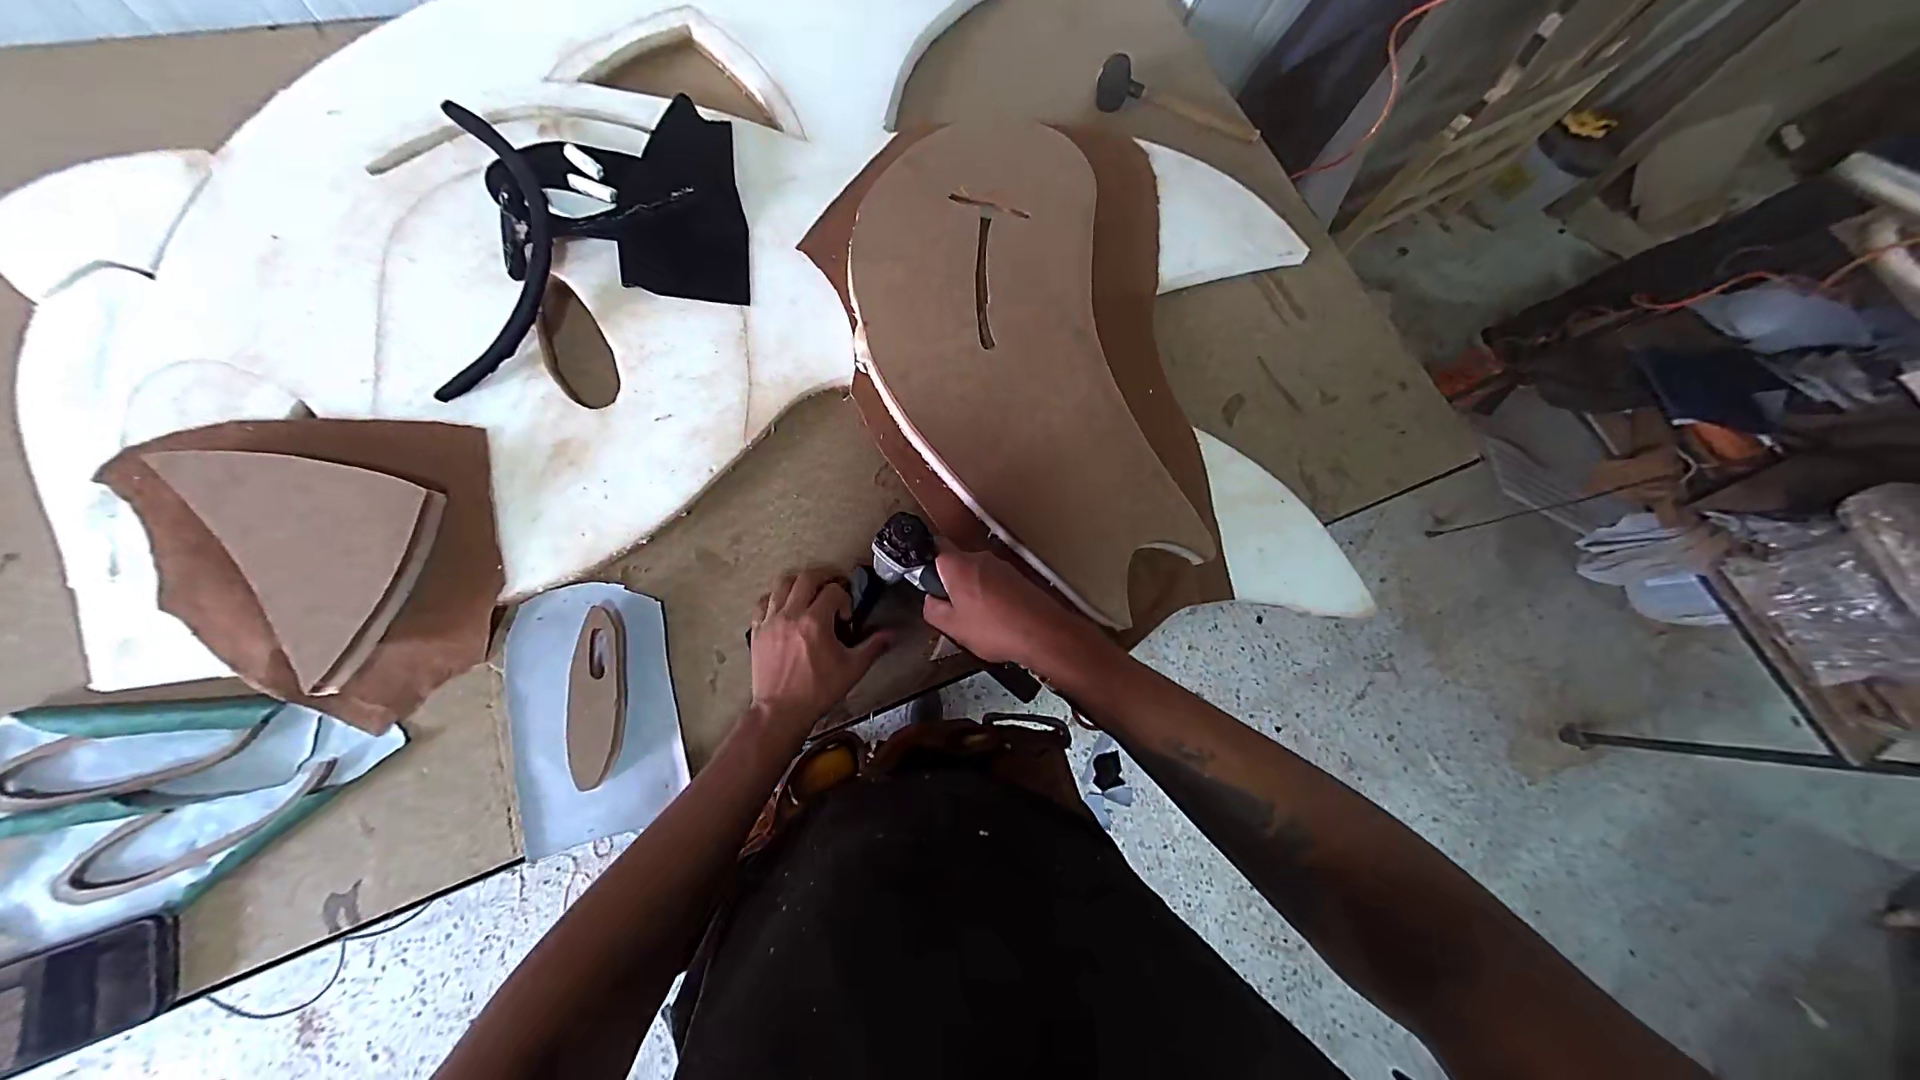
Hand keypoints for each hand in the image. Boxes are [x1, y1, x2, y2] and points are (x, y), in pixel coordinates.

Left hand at [749, 567, 890, 733]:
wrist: (781, 711)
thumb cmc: (817, 691)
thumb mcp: (852, 669)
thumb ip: (873, 647)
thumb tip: (891, 634)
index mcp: (815, 622)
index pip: (833, 591)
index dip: (844, 599)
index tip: (845, 617)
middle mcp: (791, 615)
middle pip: (806, 577)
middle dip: (824, 577)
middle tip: (833, 587)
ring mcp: (771, 621)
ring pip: (782, 584)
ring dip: (799, 583)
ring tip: (809, 593)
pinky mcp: (757, 631)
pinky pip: (763, 602)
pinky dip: (775, 598)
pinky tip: (784, 607)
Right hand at [920, 545, 1104, 673]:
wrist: (1042, 633)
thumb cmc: (1002, 629)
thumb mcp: (952, 627)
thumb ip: (932, 609)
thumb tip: (930, 602)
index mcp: (959, 566)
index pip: (935, 545)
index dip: (925, 558)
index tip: (923, 571)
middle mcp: (981, 559)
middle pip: (956, 564)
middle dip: (951, 584)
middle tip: (950, 608)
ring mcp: (1002, 568)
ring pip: (977, 575)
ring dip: (973, 592)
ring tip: (977, 620)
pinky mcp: (1017, 578)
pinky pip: (996, 584)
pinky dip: (992, 598)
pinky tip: (995, 621)